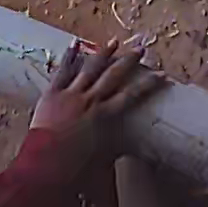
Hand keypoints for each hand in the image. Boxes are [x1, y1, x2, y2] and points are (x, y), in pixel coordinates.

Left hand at [30, 39, 163, 163]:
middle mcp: (90, 100)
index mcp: (103, 116)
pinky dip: (69, 56)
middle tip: (141, 48)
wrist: (45, 161)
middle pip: (113, 76)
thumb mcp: (99, 158)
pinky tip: (75, 43)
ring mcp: (70, 94)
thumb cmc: (74, 165)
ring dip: (103, 54)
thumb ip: (112, 151)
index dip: (148, 85)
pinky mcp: (52, 92)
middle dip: (128, 61)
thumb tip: (125, 151)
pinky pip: (62, 71)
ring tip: (114, 41)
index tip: (163, 75)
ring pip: (90, 69)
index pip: (131, 96)